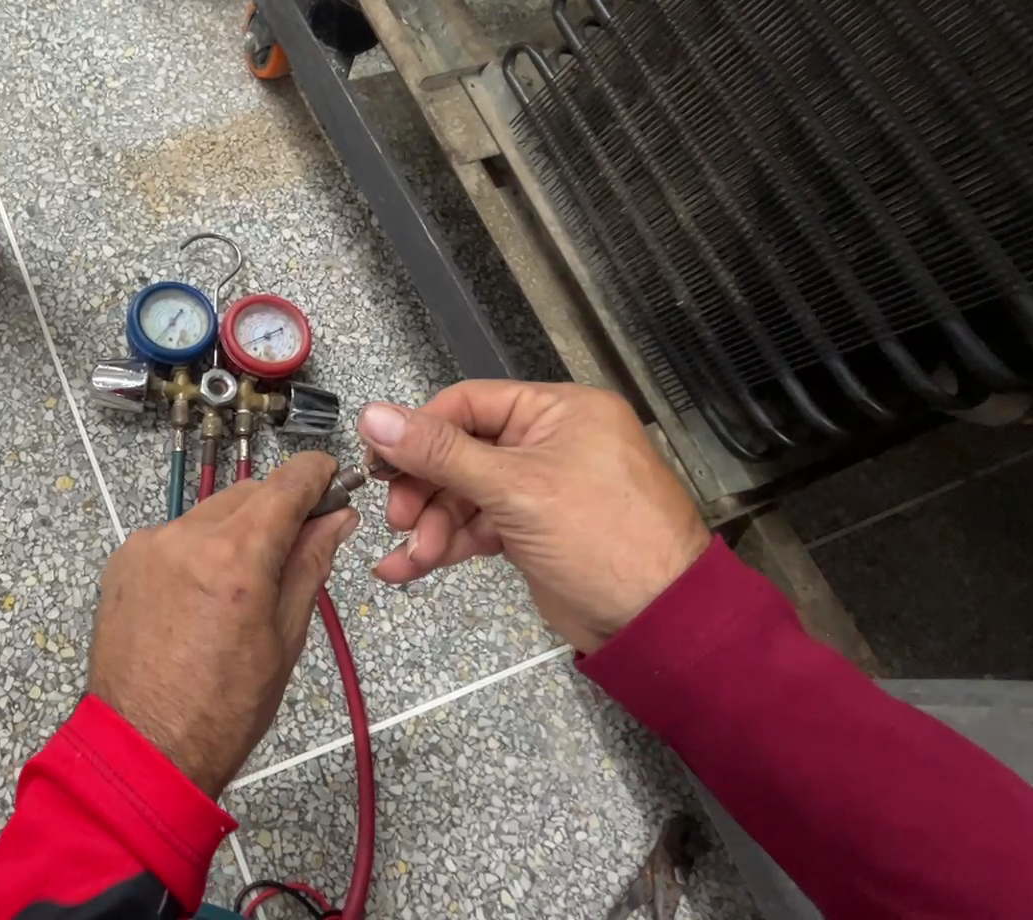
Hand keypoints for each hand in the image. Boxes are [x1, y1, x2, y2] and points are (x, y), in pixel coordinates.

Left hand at [87, 453, 359, 796]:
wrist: (142, 745)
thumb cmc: (221, 709)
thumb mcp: (284, 638)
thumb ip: (309, 565)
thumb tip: (336, 520)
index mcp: (234, 558)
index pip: (284, 485)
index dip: (314, 473)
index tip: (329, 474)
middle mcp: (186, 537)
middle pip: (246, 494)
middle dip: (276, 508)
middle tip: (298, 539)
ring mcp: (148, 545)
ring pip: (208, 512)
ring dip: (234, 529)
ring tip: (243, 580)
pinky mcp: (123, 559)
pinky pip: (174, 534)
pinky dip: (196, 546)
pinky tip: (202, 589)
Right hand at [356, 380, 708, 652]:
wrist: (660, 628)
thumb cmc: (604, 541)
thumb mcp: (513, 488)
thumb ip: (438, 452)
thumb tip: (372, 416)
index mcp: (557, 411)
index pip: (465, 404)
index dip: (417, 432)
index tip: (378, 462)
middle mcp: (545, 441)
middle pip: (456, 452)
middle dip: (423, 490)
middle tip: (398, 518)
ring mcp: (535, 487)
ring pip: (459, 494)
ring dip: (429, 525)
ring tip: (412, 555)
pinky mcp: (527, 527)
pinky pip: (472, 524)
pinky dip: (443, 544)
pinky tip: (409, 566)